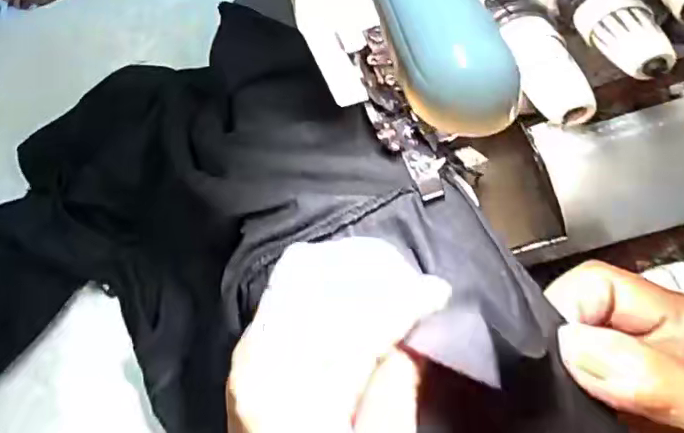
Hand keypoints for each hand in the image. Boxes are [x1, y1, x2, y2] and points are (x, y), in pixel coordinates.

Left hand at [228, 237, 451, 432]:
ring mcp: (245, 360)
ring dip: (346, 284)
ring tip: (387, 286)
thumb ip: (393, 397)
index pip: (355, 328)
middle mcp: (257, 365)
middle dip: (373, 287)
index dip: (401, 305)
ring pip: (299, 291)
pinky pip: (283, 304)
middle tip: (415, 288)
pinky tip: (347, 296)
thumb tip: (414, 338)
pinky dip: (318, 294)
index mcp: (292, 398)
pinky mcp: (245, 363)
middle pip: (324, 300)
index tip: (438, 291)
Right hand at [546, 261, 683, 432]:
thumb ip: (664, 379)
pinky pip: (598, 413)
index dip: (569, 307)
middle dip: (562, 354)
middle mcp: (658, 353)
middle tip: (556, 392)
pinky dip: (583, 416)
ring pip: (584, 375)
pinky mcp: (646, 429)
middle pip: (584, 329)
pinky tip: (576, 423)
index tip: (555, 354)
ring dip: (570, 390)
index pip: (597, 285)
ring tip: (564, 412)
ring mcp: (652, 399)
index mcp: (680, 323)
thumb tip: (572, 345)